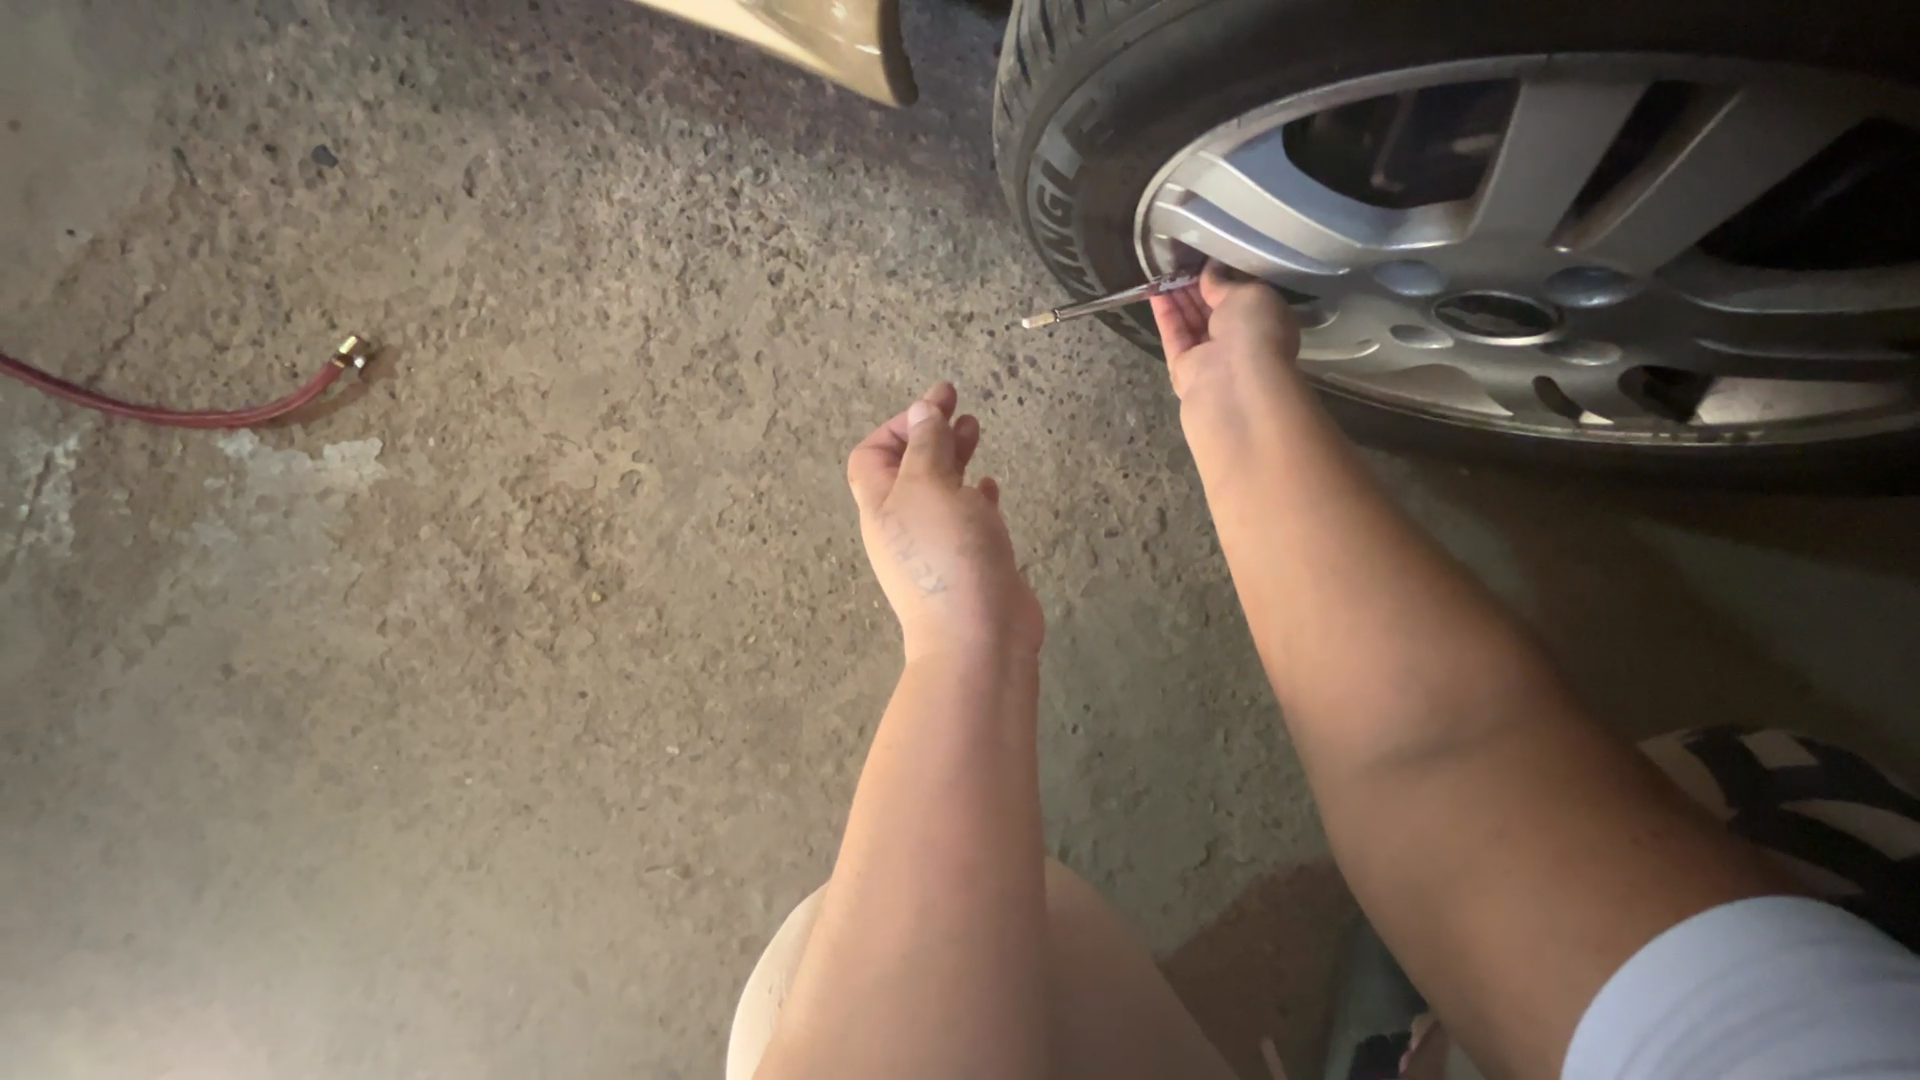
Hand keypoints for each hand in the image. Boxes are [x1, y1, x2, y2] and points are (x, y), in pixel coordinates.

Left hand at [846, 383, 1043, 663]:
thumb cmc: (947, 554)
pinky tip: (990, 487)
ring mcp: (939, 545)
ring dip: (956, 458)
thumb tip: (921, 411)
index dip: (898, 425)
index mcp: (882, 505)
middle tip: (962, 411)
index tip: (936, 405)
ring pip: (942, 490)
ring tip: (977, 432)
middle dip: (932, 434)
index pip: (872, 454)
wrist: (978, 635)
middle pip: (910, 468)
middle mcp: (905, 523)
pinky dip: (977, 496)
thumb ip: (926, 446)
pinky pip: (968, 519)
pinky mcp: (972, 561)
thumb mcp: (930, 486)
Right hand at [1149, 260, 1301, 404]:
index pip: (1241, 296)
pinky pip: (1173, 336)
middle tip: (1178, 259)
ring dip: (1178, 296)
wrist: (1235, 384)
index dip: (1223, 276)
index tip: (1205, 257)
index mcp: (1265, 322)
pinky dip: (1165, 314)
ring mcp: (1210, 357)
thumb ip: (1225, 282)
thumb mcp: (1248, 293)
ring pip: (1191, 322)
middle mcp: (1239, 340)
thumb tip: (1210, 271)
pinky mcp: (1183, 368)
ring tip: (1162, 268)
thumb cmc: (1255, 331)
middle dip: (1196, 285)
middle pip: (1213, 309)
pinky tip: (1154, 290)